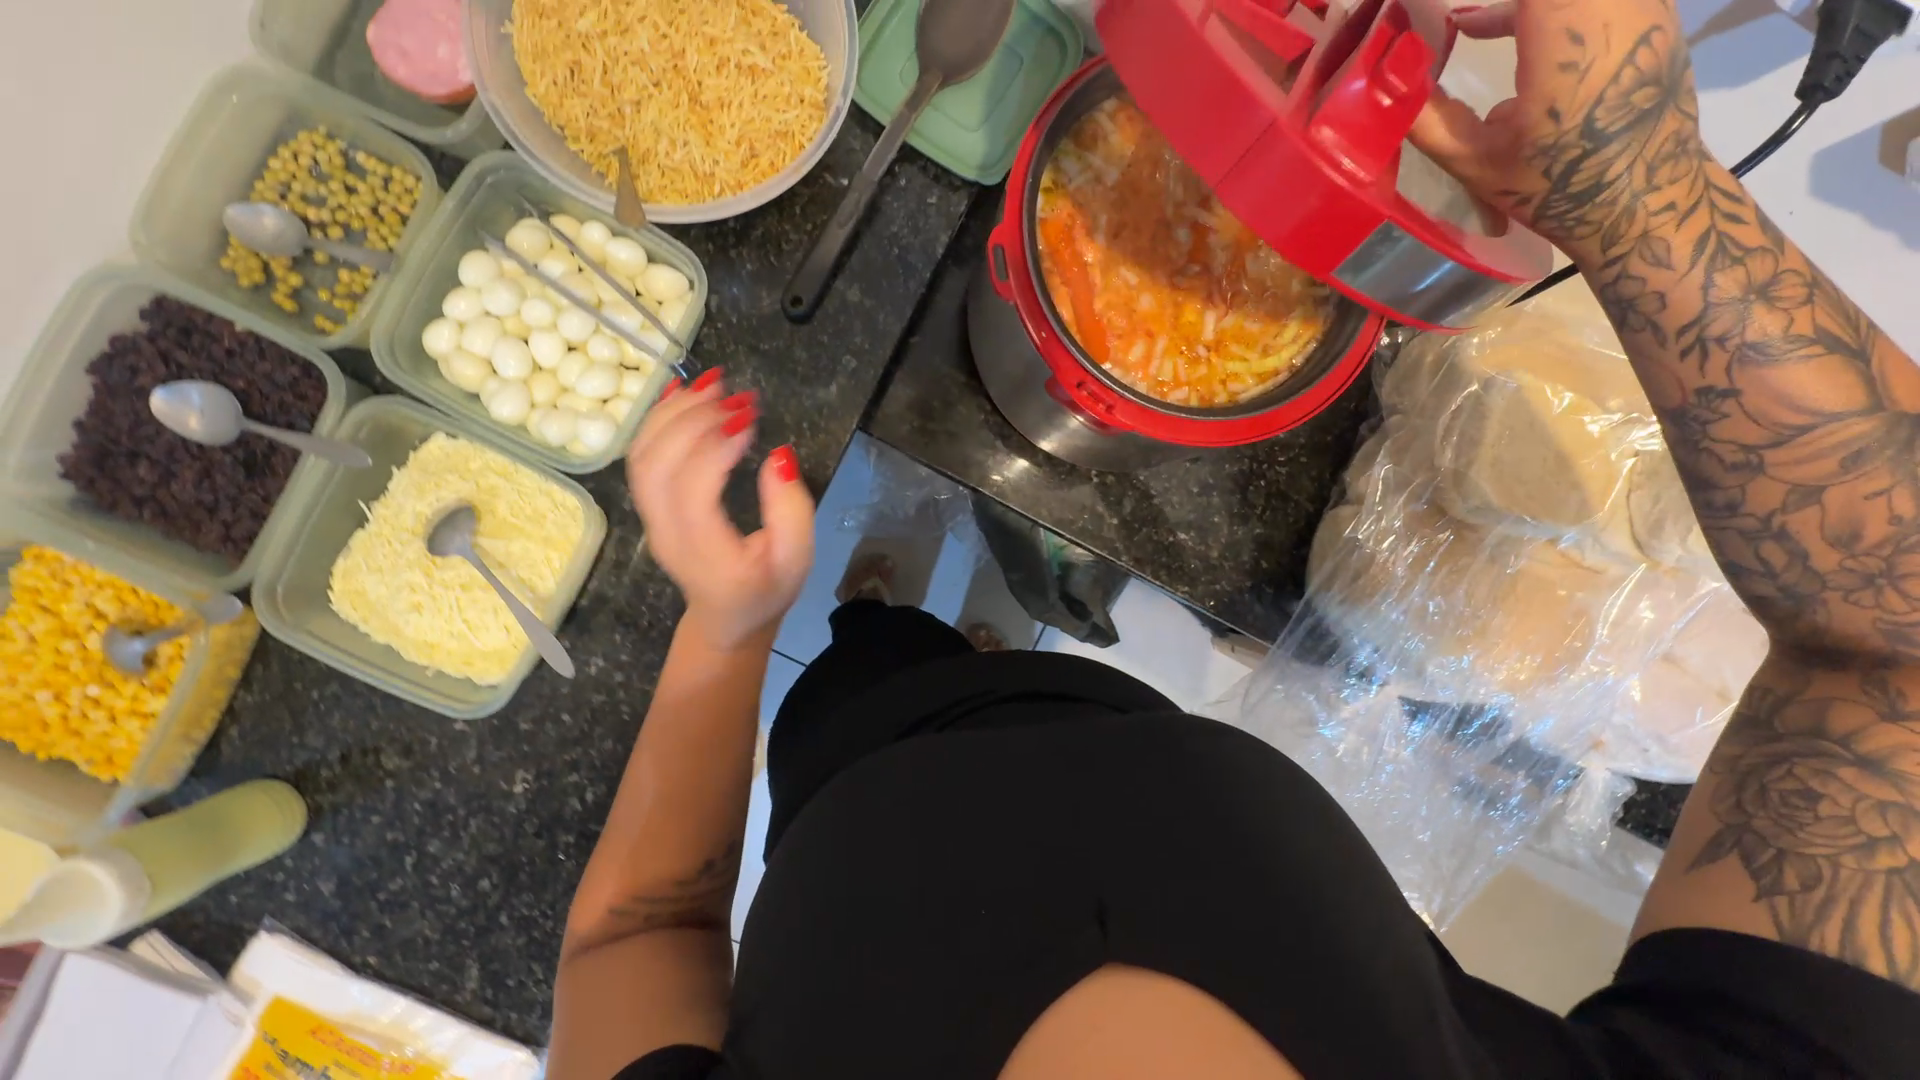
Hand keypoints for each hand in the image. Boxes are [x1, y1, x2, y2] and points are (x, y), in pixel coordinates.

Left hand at [627, 370, 815, 649]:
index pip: (693, 488)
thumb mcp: (797, 557)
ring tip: (712, 384)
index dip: (716, 446)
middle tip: (735, 394)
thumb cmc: (766, 589)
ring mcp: (650, 517)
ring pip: (642, 455)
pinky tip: (682, 393)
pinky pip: (640, 456)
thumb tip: (778, 455)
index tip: (751, 419)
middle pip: (657, 464)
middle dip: (693, 418)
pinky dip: (657, 418)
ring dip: (673, 412)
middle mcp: (665, 531)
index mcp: (704, 550)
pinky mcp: (649, 504)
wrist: (727, 617)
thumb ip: (792, 509)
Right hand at [1412, 0, 1704, 262]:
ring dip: (1530, 5)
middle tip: (1465, 20)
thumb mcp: (1476, 161)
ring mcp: (1647, 6)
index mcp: (1564, 42)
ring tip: (1483, 20)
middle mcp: (1616, 9)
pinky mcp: (1660, 14)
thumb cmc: (1553, 187)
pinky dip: (1558, 5)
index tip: (1452, 15)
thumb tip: (1391, 83)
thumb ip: (1430, 118)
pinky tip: (1523, 21)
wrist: (1642, 199)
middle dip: (1504, 3)